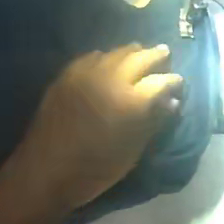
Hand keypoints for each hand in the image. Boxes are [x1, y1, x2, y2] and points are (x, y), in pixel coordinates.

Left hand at [4, 44, 184, 215]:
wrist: (44, 172)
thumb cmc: (94, 170)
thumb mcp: (132, 152)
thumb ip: (153, 122)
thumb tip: (170, 101)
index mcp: (131, 101)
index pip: (160, 82)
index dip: (173, 81)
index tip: (179, 81)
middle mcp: (109, 79)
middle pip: (138, 58)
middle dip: (154, 55)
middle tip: (164, 53)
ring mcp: (85, 75)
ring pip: (113, 54)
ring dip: (129, 53)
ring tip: (139, 52)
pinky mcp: (65, 77)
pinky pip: (89, 58)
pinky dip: (103, 57)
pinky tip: (106, 60)